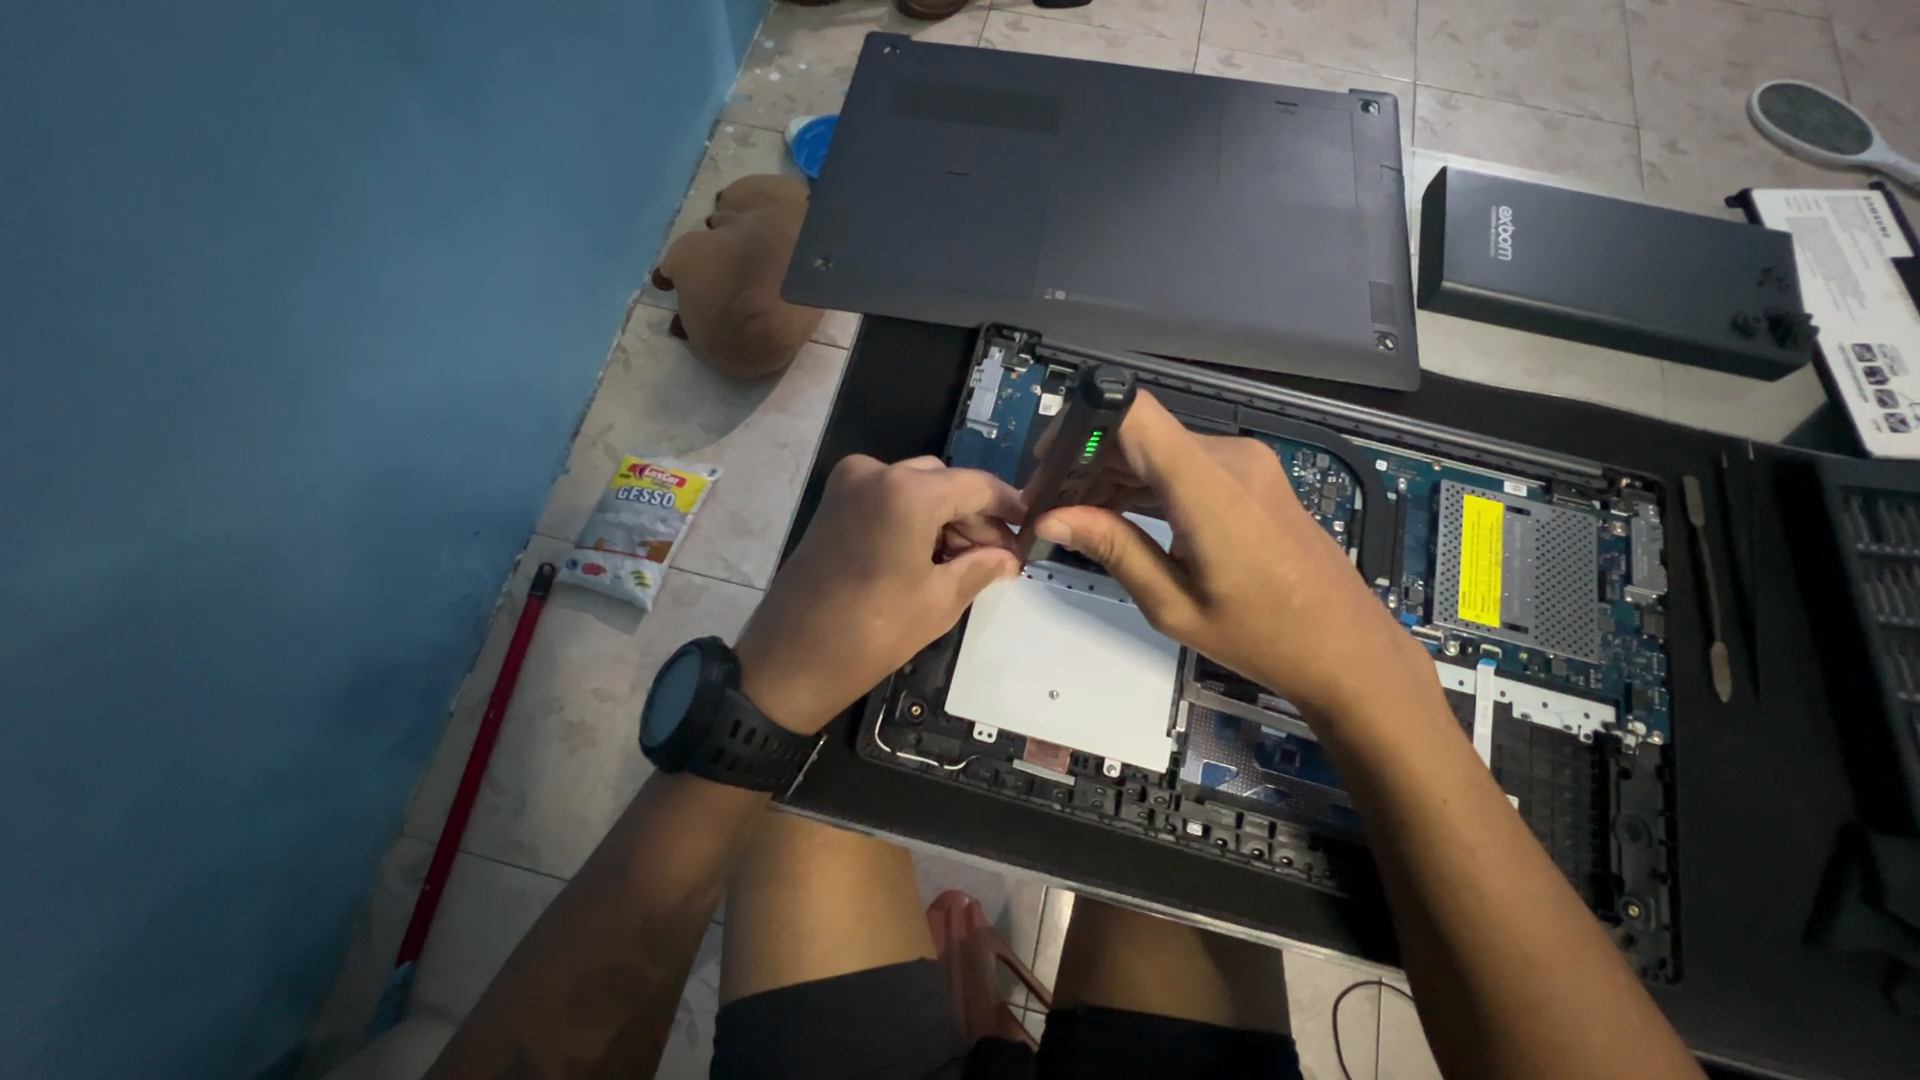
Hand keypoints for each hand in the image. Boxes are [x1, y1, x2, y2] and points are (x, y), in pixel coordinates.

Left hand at [734, 455, 1022, 733]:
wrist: (791, 660)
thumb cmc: (872, 631)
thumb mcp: (939, 601)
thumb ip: (980, 567)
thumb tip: (1009, 558)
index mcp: (907, 491)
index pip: (975, 485)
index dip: (1008, 505)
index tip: (1029, 527)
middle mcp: (875, 473)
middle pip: (943, 482)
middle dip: (973, 515)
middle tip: (997, 556)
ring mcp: (848, 487)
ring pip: (914, 488)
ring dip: (943, 518)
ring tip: (966, 563)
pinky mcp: (832, 507)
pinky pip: (886, 500)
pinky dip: (912, 520)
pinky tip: (930, 557)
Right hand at [1031, 392, 1434, 724]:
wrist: (1349, 649)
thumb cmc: (1265, 638)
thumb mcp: (1174, 605)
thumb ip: (1113, 549)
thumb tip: (1051, 518)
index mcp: (1209, 486)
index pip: (1132, 412)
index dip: (1082, 424)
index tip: (1047, 467)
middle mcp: (1230, 457)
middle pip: (1139, 432)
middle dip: (1088, 462)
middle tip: (1051, 508)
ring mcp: (1247, 463)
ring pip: (1160, 448)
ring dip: (1116, 476)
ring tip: (1080, 520)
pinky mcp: (1253, 476)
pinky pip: (1186, 464)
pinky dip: (1149, 484)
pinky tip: (1123, 517)